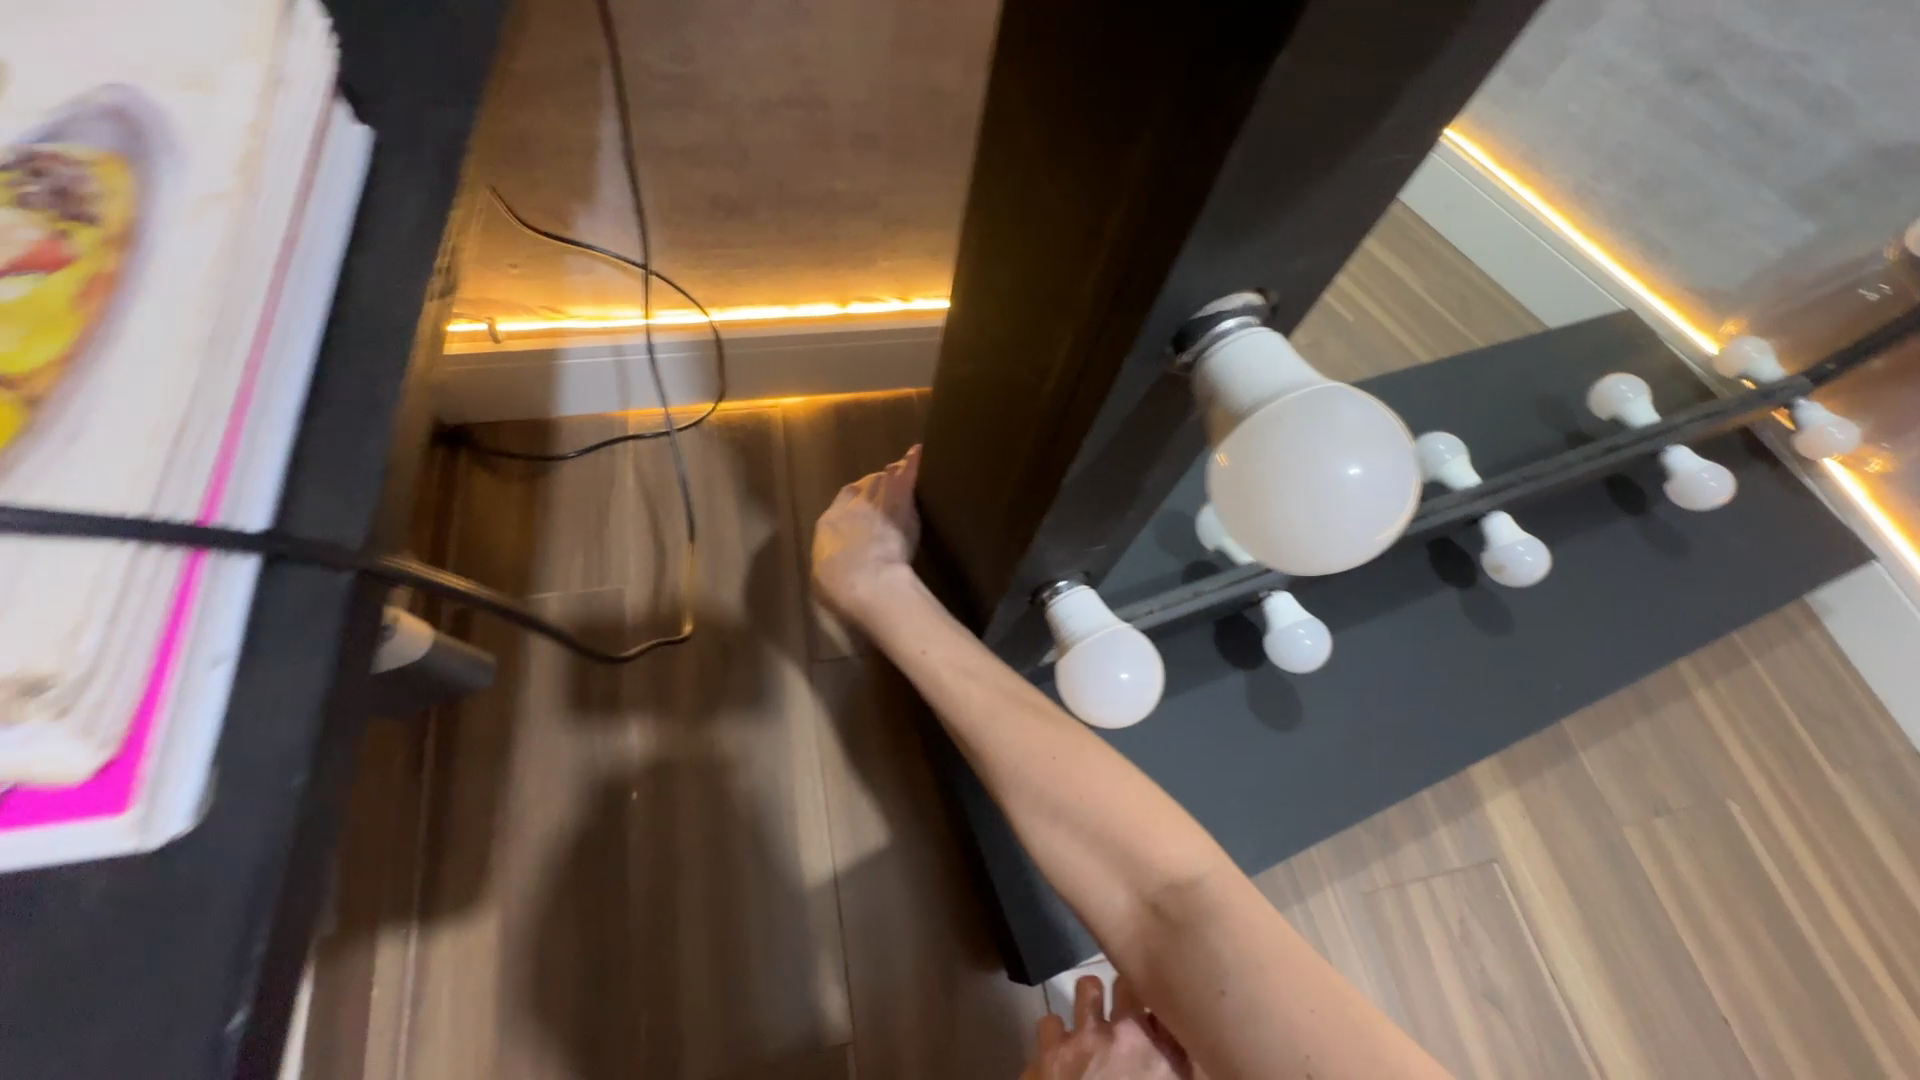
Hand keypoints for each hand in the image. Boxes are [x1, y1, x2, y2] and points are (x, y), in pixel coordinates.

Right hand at [812, 446, 922, 622]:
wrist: (867, 580)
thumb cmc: (840, 588)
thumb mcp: (825, 578)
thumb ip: (833, 562)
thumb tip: (837, 562)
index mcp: (829, 523)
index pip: (842, 502)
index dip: (854, 502)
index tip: (863, 506)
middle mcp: (851, 505)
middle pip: (864, 487)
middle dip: (874, 487)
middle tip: (885, 489)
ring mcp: (877, 500)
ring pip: (886, 480)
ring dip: (893, 475)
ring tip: (900, 468)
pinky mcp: (900, 502)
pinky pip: (906, 477)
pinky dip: (913, 464)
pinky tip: (918, 452)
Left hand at [1022, 976, 1192, 1079]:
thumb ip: (1176, 1071)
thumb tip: (1174, 1059)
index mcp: (1163, 1058)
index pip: (1166, 1011)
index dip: (1159, 1009)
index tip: (1155, 1016)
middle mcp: (1126, 1036)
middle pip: (1126, 986)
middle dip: (1124, 992)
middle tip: (1121, 1009)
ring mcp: (1086, 1038)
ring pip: (1087, 988)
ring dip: (1088, 1000)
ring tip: (1089, 1017)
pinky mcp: (1051, 1050)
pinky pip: (1049, 1022)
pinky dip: (1053, 1036)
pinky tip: (1056, 1050)